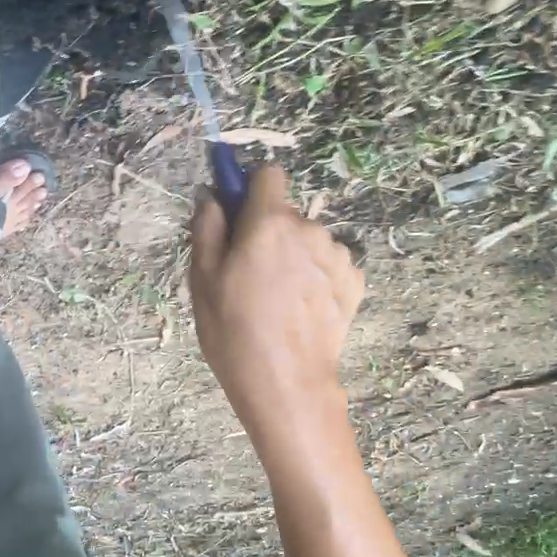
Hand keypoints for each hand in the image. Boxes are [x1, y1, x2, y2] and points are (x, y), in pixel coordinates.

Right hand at [190, 166, 363, 449]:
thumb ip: (207, 228)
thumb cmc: (232, 328)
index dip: (249, 190)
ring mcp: (337, 256)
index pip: (268, 175)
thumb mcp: (202, 278)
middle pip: (284, 214)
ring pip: (305, 241)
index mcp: (269, 223)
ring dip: (290, 256)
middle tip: (244, 274)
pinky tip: (296, 309)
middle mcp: (310, 229)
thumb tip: (210, 195)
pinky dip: (311, 278)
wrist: (285, 381)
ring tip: (271, 298)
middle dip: (264, 233)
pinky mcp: (354, 282)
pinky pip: (325, 265)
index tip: (235, 214)